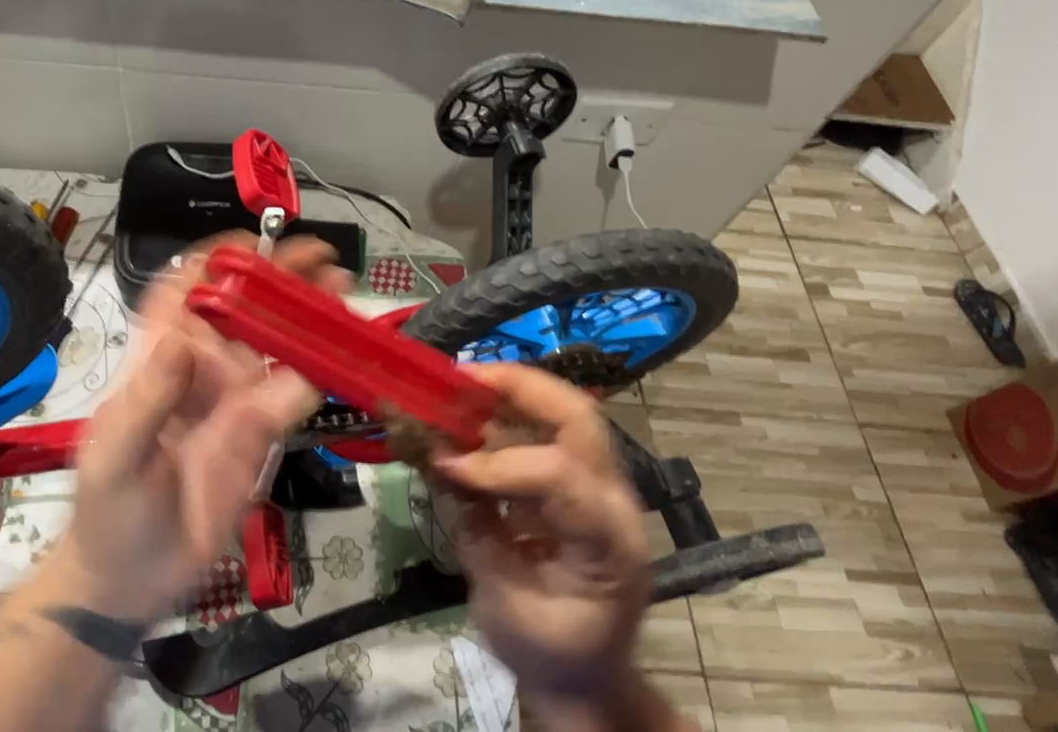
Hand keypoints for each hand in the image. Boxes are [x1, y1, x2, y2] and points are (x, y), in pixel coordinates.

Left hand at [52, 236, 342, 622]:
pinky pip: (295, 391)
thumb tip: (181, 339)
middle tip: (320, 259)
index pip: (184, 291)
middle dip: (278, 277)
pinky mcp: (261, 431)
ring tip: (342, 291)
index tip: (253, 242)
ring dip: (307, 313)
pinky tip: (345, 353)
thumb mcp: (114, 454)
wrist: (131, 578)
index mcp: (159, 357)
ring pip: (276, 341)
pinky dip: (321, 369)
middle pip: (243, 306)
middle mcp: (201, 366)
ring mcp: (234, 397)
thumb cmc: (110, 508)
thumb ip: (148, 399)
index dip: (215, 261)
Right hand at [430, 363, 651, 701]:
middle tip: (458, 379)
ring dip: (511, 391)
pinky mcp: (583, 483)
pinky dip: (508, 414)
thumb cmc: (550, 655)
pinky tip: (469, 415)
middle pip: (578, 417)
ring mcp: (605, 487)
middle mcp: (617, 501)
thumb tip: (439, 464)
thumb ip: (474, 530)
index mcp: (607, 544)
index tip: (442, 463)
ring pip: (568, 413)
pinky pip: (550, 431)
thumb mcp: (503, 606)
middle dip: (518, 386)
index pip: (560, 476)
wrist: (589, 679)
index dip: (496, 463)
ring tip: (456, 386)